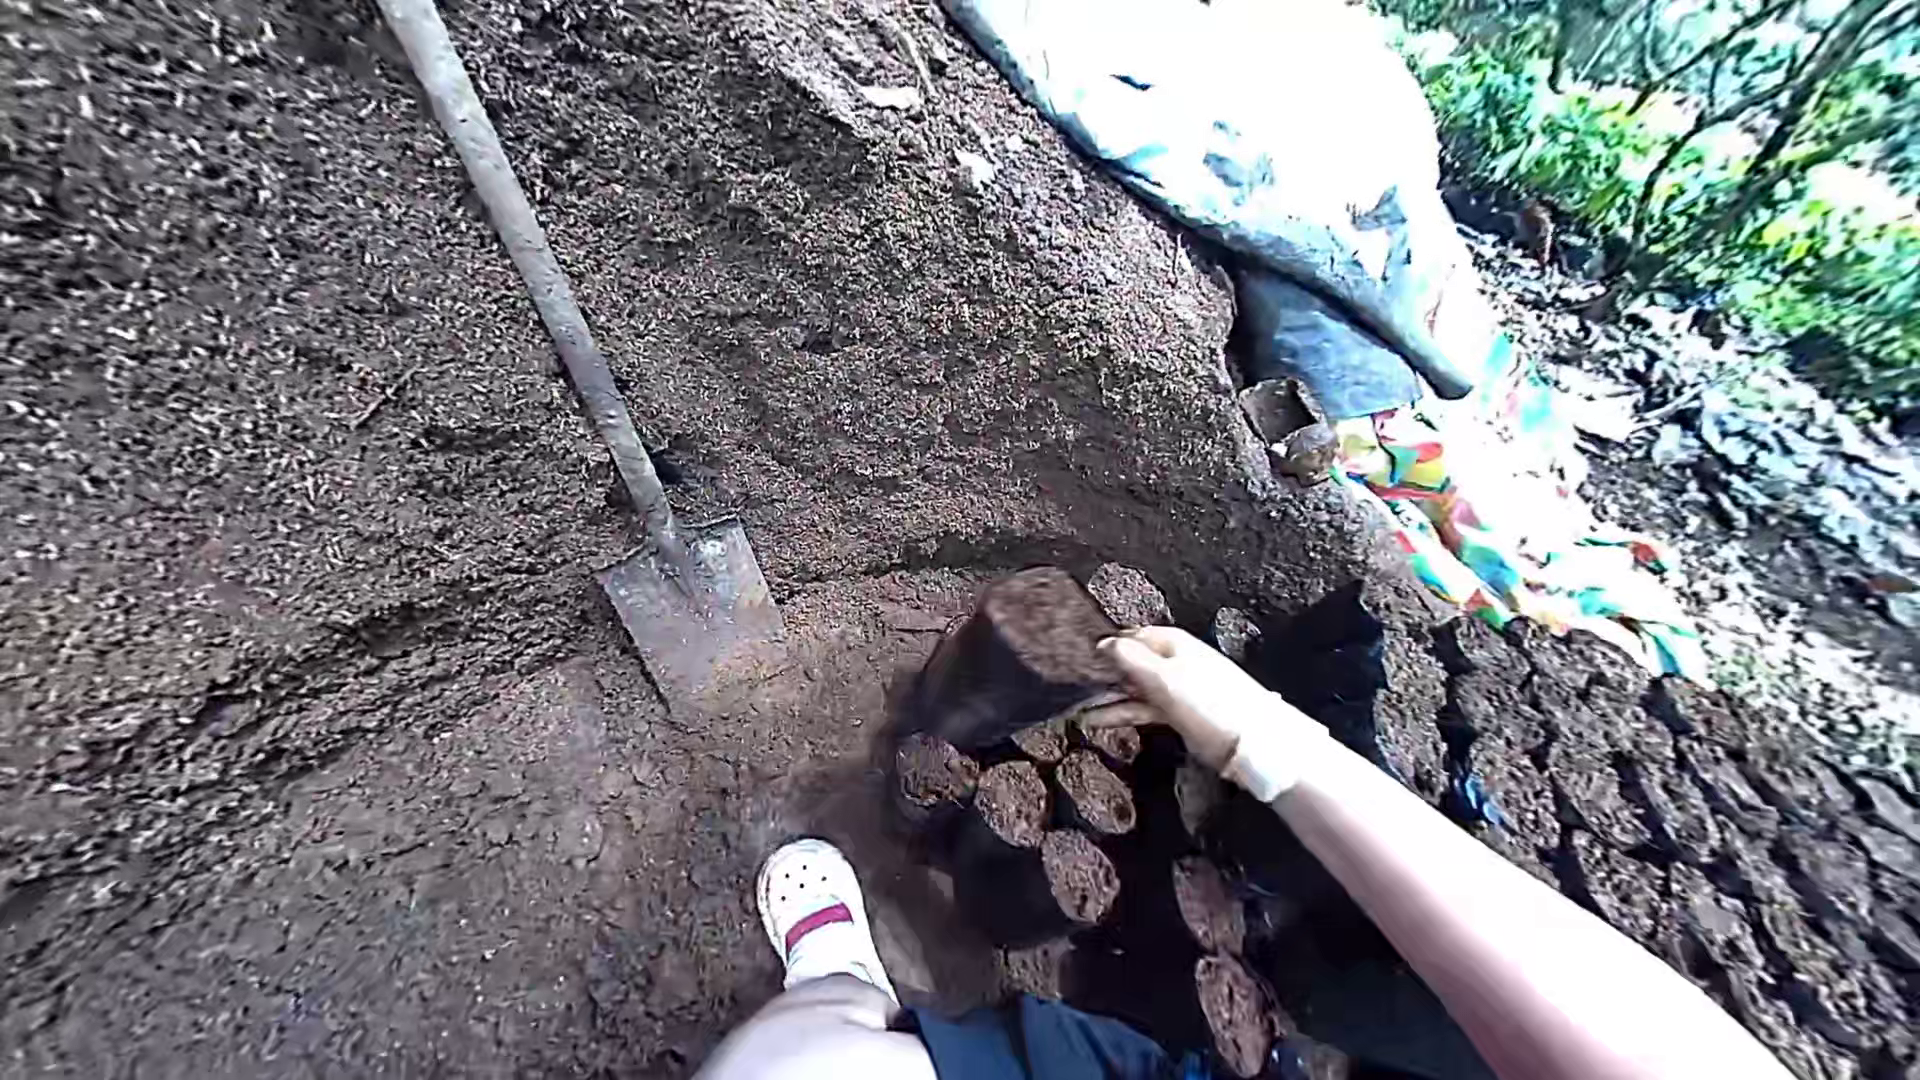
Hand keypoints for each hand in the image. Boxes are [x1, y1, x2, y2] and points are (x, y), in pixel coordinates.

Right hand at [1090, 627, 1328, 797]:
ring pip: (1132, 686)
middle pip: (1129, 660)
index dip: (1102, 644)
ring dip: (1106, 695)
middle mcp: (1172, 660)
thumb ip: (1130, 659)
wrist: (1255, 746)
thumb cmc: (1210, 706)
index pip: (1127, 636)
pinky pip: (1141, 707)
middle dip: (1101, 670)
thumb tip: (1101, 642)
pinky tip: (1096, 719)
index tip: (1075, 655)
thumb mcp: (1165, 679)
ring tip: (1075, 705)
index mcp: (1171, 643)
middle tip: (1071, 680)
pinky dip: (1120, 712)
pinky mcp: (1178, 712)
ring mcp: (1176, 687)